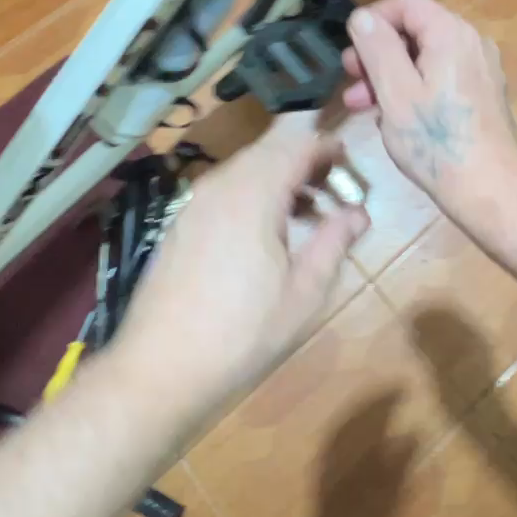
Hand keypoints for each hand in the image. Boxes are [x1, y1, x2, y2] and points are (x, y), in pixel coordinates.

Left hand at [104, 112, 367, 408]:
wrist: (157, 369)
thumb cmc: (241, 333)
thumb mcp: (303, 292)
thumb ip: (334, 242)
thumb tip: (359, 212)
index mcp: (253, 195)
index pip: (296, 146)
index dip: (326, 148)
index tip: (349, 162)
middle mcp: (220, 186)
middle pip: (269, 150)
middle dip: (304, 159)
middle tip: (333, 185)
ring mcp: (194, 203)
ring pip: (245, 167)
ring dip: (278, 176)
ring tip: (307, 210)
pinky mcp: (180, 223)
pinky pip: (224, 188)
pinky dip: (253, 192)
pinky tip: (265, 230)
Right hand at [340, 0, 516, 194]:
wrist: (489, 189)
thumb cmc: (436, 141)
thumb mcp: (395, 93)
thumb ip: (377, 48)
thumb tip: (361, 16)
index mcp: (451, 33)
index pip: (407, 2)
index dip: (373, 17)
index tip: (349, 46)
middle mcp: (471, 42)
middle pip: (417, 30)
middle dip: (378, 51)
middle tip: (350, 78)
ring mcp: (480, 69)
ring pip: (426, 57)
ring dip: (390, 74)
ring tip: (361, 105)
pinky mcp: (482, 94)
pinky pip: (441, 77)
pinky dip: (414, 88)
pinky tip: (394, 119)